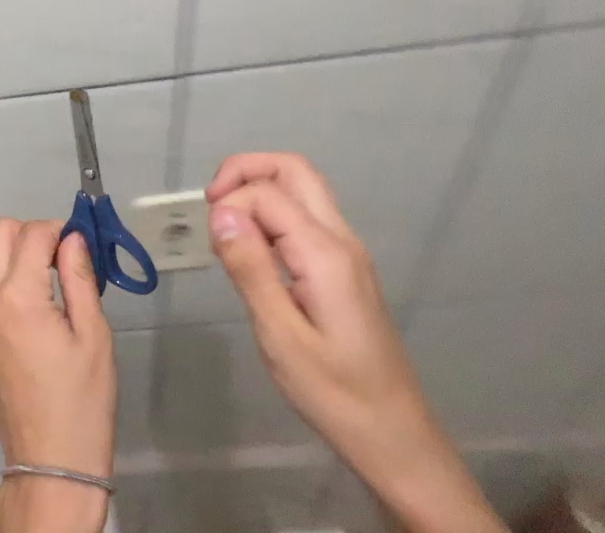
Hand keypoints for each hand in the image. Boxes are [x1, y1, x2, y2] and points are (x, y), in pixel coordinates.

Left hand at [0, 219, 112, 532]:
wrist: (50, 457)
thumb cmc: (82, 400)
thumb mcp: (94, 335)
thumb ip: (80, 279)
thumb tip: (73, 238)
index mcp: (20, 296)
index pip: (33, 235)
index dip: (59, 229)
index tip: (77, 243)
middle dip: (29, 232)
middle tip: (57, 255)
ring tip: (24, 267)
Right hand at [206, 154, 503, 532]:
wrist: (393, 435)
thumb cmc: (334, 391)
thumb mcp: (280, 336)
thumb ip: (250, 268)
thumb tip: (220, 213)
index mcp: (326, 254)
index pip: (268, 193)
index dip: (230, 203)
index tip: (211, 242)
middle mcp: (341, 240)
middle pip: (294, 170)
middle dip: (244, 171)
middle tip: (211, 205)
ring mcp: (346, 252)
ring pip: (301, 189)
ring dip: (257, 190)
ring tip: (225, 229)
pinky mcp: (343, 268)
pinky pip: (304, 217)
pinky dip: (270, 214)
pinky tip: (251, 250)